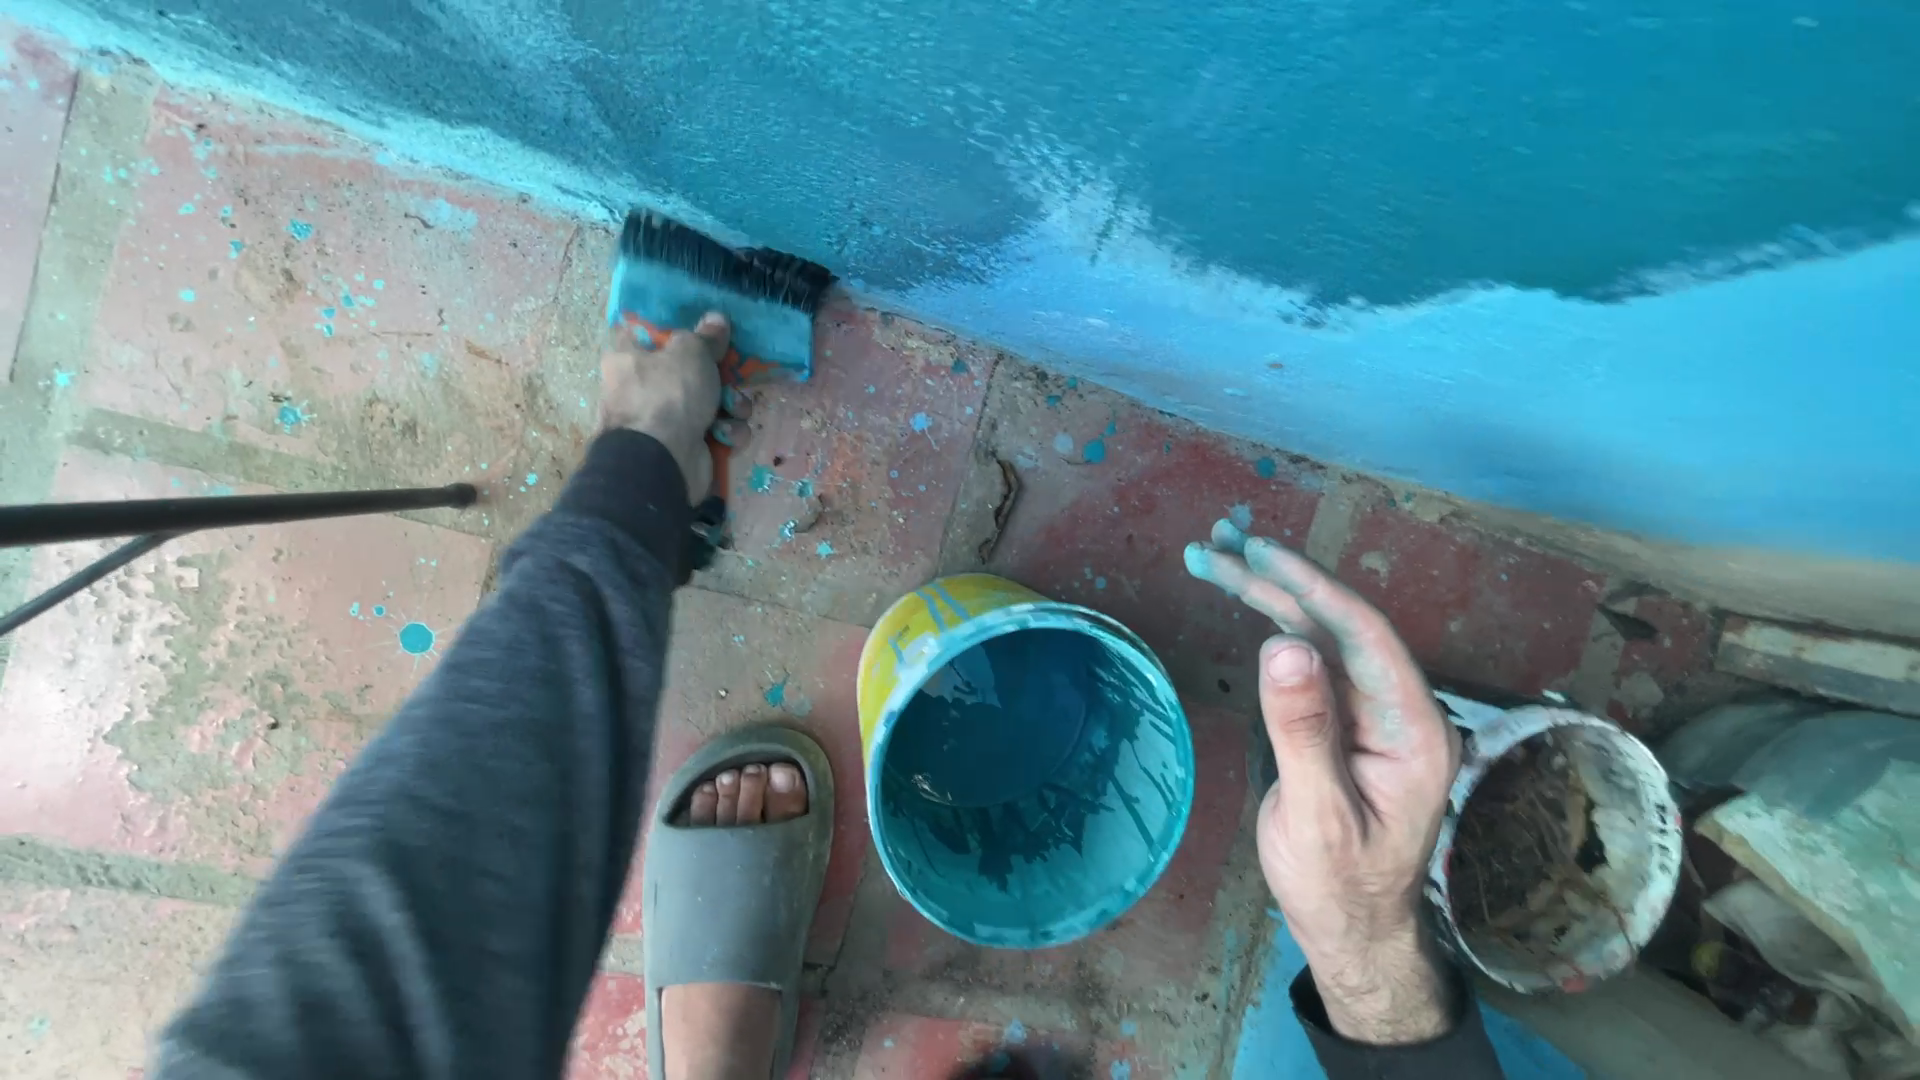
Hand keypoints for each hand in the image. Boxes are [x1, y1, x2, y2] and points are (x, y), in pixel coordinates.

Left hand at [599, 313, 749, 501]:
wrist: (662, 460)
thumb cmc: (667, 395)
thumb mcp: (690, 352)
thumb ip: (705, 336)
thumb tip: (717, 319)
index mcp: (631, 357)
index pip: (653, 335)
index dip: (681, 332)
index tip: (708, 332)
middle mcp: (645, 388)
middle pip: (692, 371)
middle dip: (721, 376)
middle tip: (733, 377)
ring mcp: (667, 421)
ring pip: (713, 403)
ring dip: (733, 405)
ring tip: (734, 410)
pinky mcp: (689, 448)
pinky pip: (719, 432)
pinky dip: (728, 433)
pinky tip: (727, 436)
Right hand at [1186, 519, 1461, 1043]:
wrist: (1350, 925)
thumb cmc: (1339, 883)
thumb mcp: (1318, 816)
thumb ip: (1303, 731)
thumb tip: (1282, 645)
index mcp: (1413, 730)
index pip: (1366, 639)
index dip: (1314, 589)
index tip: (1261, 556)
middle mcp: (1394, 707)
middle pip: (1335, 625)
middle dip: (1277, 580)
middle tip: (1218, 543)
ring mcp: (1365, 709)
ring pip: (1316, 633)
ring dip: (1265, 592)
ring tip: (1213, 555)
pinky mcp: (1337, 715)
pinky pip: (1304, 658)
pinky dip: (1267, 623)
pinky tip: (1240, 595)